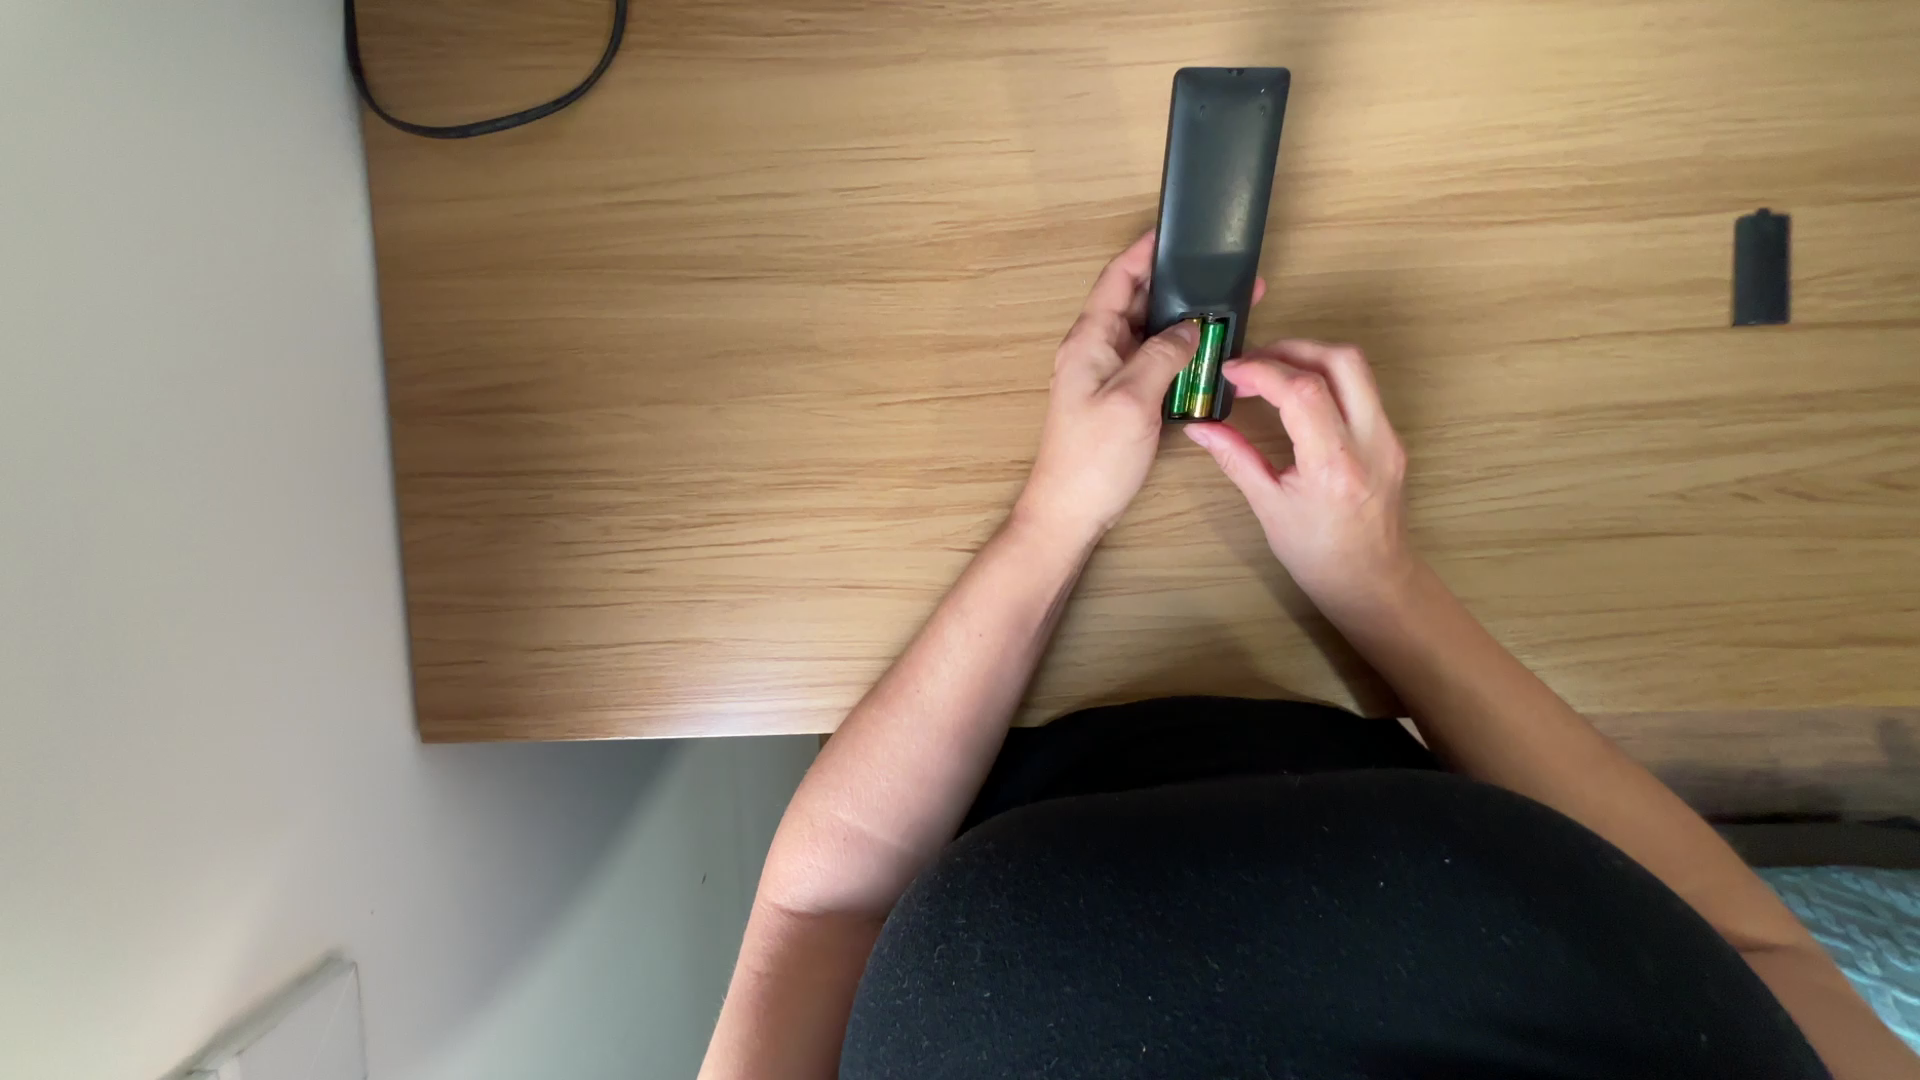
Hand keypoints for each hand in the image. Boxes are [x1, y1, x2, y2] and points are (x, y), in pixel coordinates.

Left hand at [1017, 231, 1262, 544]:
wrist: (1070, 511)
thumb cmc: (1092, 459)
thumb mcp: (1132, 399)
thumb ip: (1162, 354)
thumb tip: (1189, 327)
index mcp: (1089, 341)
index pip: (1117, 279)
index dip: (1145, 251)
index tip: (1179, 231)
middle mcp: (1094, 351)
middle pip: (1136, 302)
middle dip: (1177, 286)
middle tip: (1225, 277)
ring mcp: (1105, 376)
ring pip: (1147, 333)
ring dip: (1181, 321)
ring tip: (1226, 311)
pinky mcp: (1117, 399)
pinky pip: (1149, 362)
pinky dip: (1175, 353)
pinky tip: (1204, 353)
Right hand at [1183, 340, 1418, 619]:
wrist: (1371, 579)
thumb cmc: (1316, 553)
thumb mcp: (1267, 506)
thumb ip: (1234, 458)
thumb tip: (1199, 427)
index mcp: (1334, 465)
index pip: (1303, 392)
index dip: (1263, 370)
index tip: (1231, 372)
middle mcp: (1371, 442)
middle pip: (1342, 361)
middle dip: (1292, 348)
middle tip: (1253, 361)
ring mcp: (1388, 436)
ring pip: (1357, 368)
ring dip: (1311, 358)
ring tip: (1272, 372)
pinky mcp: (1391, 436)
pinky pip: (1361, 389)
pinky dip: (1325, 378)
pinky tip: (1296, 395)